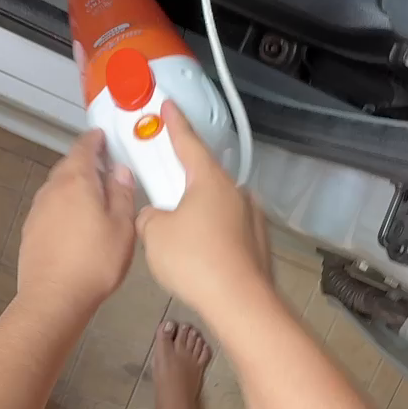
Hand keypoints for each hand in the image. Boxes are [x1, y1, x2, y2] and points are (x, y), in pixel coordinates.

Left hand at [15, 130, 137, 315]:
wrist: (54, 298)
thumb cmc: (95, 262)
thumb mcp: (122, 227)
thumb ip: (122, 194)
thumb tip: (120, 171)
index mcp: (77, 181)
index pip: (84, 148)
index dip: (94, 140)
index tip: (102, 136)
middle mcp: (52, 189)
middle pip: (68, 166)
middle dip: (85, 162)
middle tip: (104, 167)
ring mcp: (37, 210)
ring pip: (57, 188)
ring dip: (74, 186)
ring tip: (92, 197)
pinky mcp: (31, 231)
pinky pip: (50, 208)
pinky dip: (64, 206)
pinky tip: (75, 223)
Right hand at [136, 102, 274, 322]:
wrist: (240, 302)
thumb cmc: (194, 260)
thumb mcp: (155, 235)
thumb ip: (149, 217)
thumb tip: (156, 216)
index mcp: (209, 180)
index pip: (188, 143)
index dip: (174, 124)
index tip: (168, 106)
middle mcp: (236, 192)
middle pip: (203, 177)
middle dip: (183, 180)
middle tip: (164, 184)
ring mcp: (252, 218)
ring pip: (217, 206)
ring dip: (199, 211)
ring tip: (181, 233)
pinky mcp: (258, 243)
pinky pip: (228, 230)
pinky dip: (213, 235)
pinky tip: (201, 255)